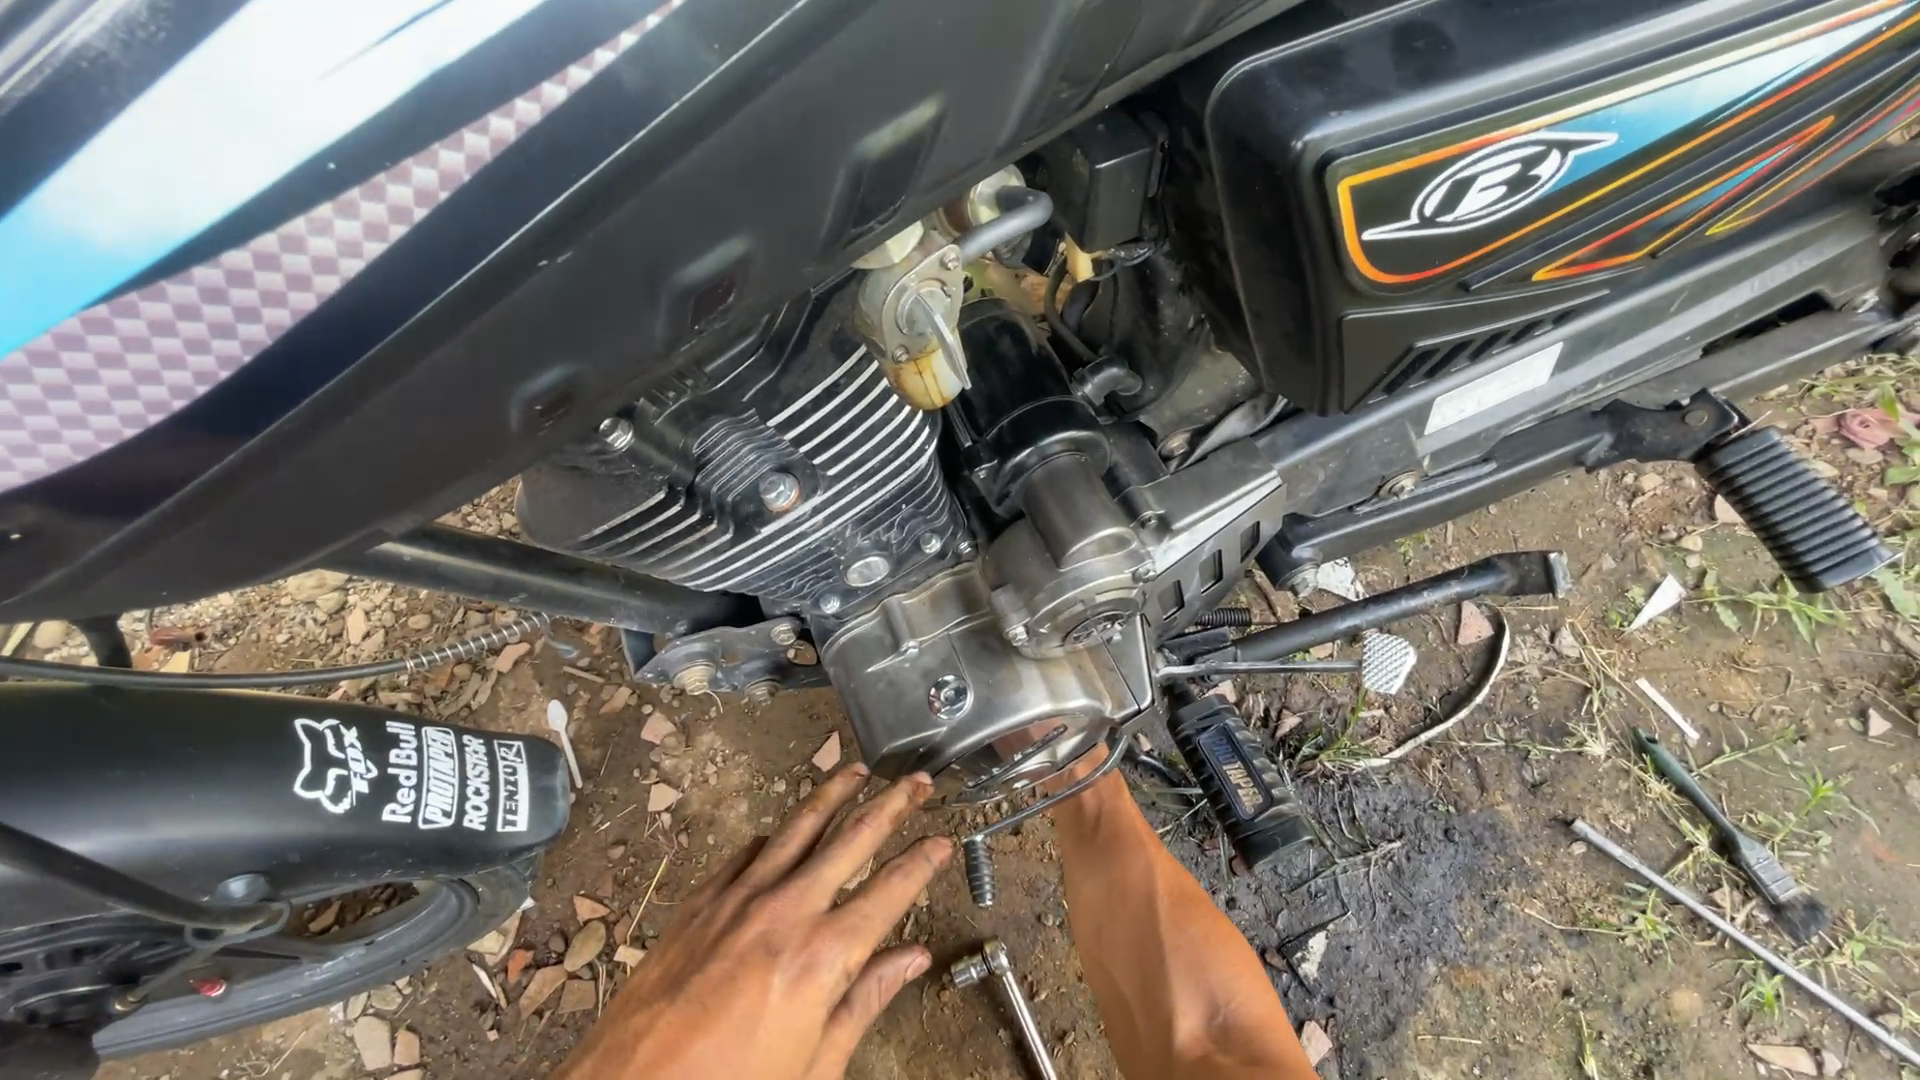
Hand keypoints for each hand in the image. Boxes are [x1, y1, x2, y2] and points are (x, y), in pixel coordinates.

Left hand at [555, 764, 952, 1079]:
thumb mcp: (814, 1065)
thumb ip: (865, 1002)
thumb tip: (913, 959)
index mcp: (823, 957)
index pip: (891, 891)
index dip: (923, 860)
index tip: (942, 840)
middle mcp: (786, 911)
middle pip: (852, 838)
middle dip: (891, 804)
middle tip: (916, 780)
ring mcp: (740, 898)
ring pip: (799, 827)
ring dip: (833, 794)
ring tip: (856, 770)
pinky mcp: (702, 901)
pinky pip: (746, 852)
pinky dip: (772, 836)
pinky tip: (781, 830)